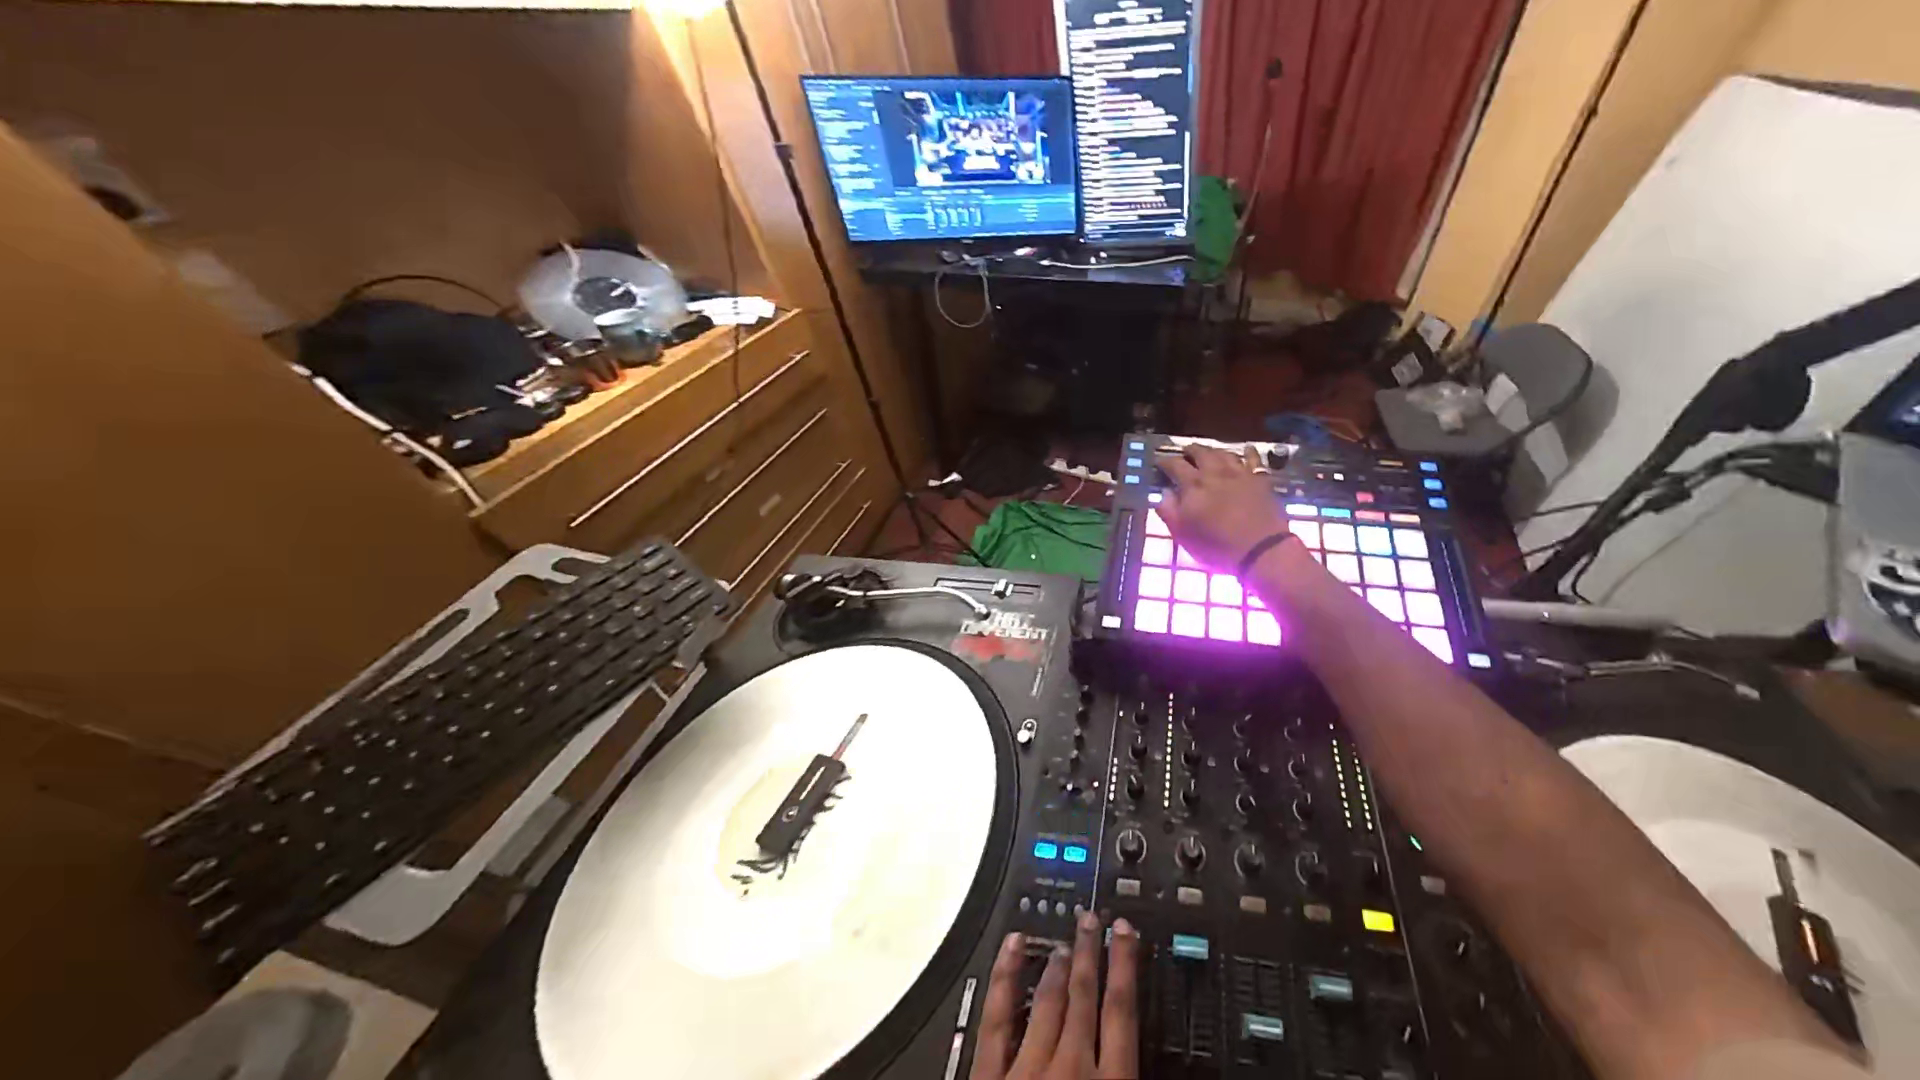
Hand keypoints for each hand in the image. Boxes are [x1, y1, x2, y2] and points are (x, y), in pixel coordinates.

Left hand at [969, 913, 1138, 1079]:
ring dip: (1058, 965)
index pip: (1121, 1013)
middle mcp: (1070, 1068)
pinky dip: (1005, 975)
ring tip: (1065, 938)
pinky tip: (1012, 946)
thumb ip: (1130, 1075)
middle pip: (1082, 995)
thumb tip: (1135, 1048)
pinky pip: (997, 1017)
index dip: (1124, 966)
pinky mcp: (990, 1076)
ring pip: (1047, 1000)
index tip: (1124, 933)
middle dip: (1087, 953)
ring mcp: (1027, 1068)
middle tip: (1090, 919)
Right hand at [1158, 445, 1290, 571]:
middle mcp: (1215, 473)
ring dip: (1214, 451)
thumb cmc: (1216, 546)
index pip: (1174, 465)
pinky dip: (1248, 452)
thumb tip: (1164, 493)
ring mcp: (1240, 474)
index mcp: (1193, 485)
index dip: (1165, 462)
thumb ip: (1169, 511)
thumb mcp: (1182, 534)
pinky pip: (1253, 459)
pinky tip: (1247, 449)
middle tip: (1184, 452)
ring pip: (1224, 453)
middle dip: (1190, 451)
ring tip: (1209, 453)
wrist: (1261, 550)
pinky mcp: (1260, 480)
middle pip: (1200, 453)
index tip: (1159, 462)